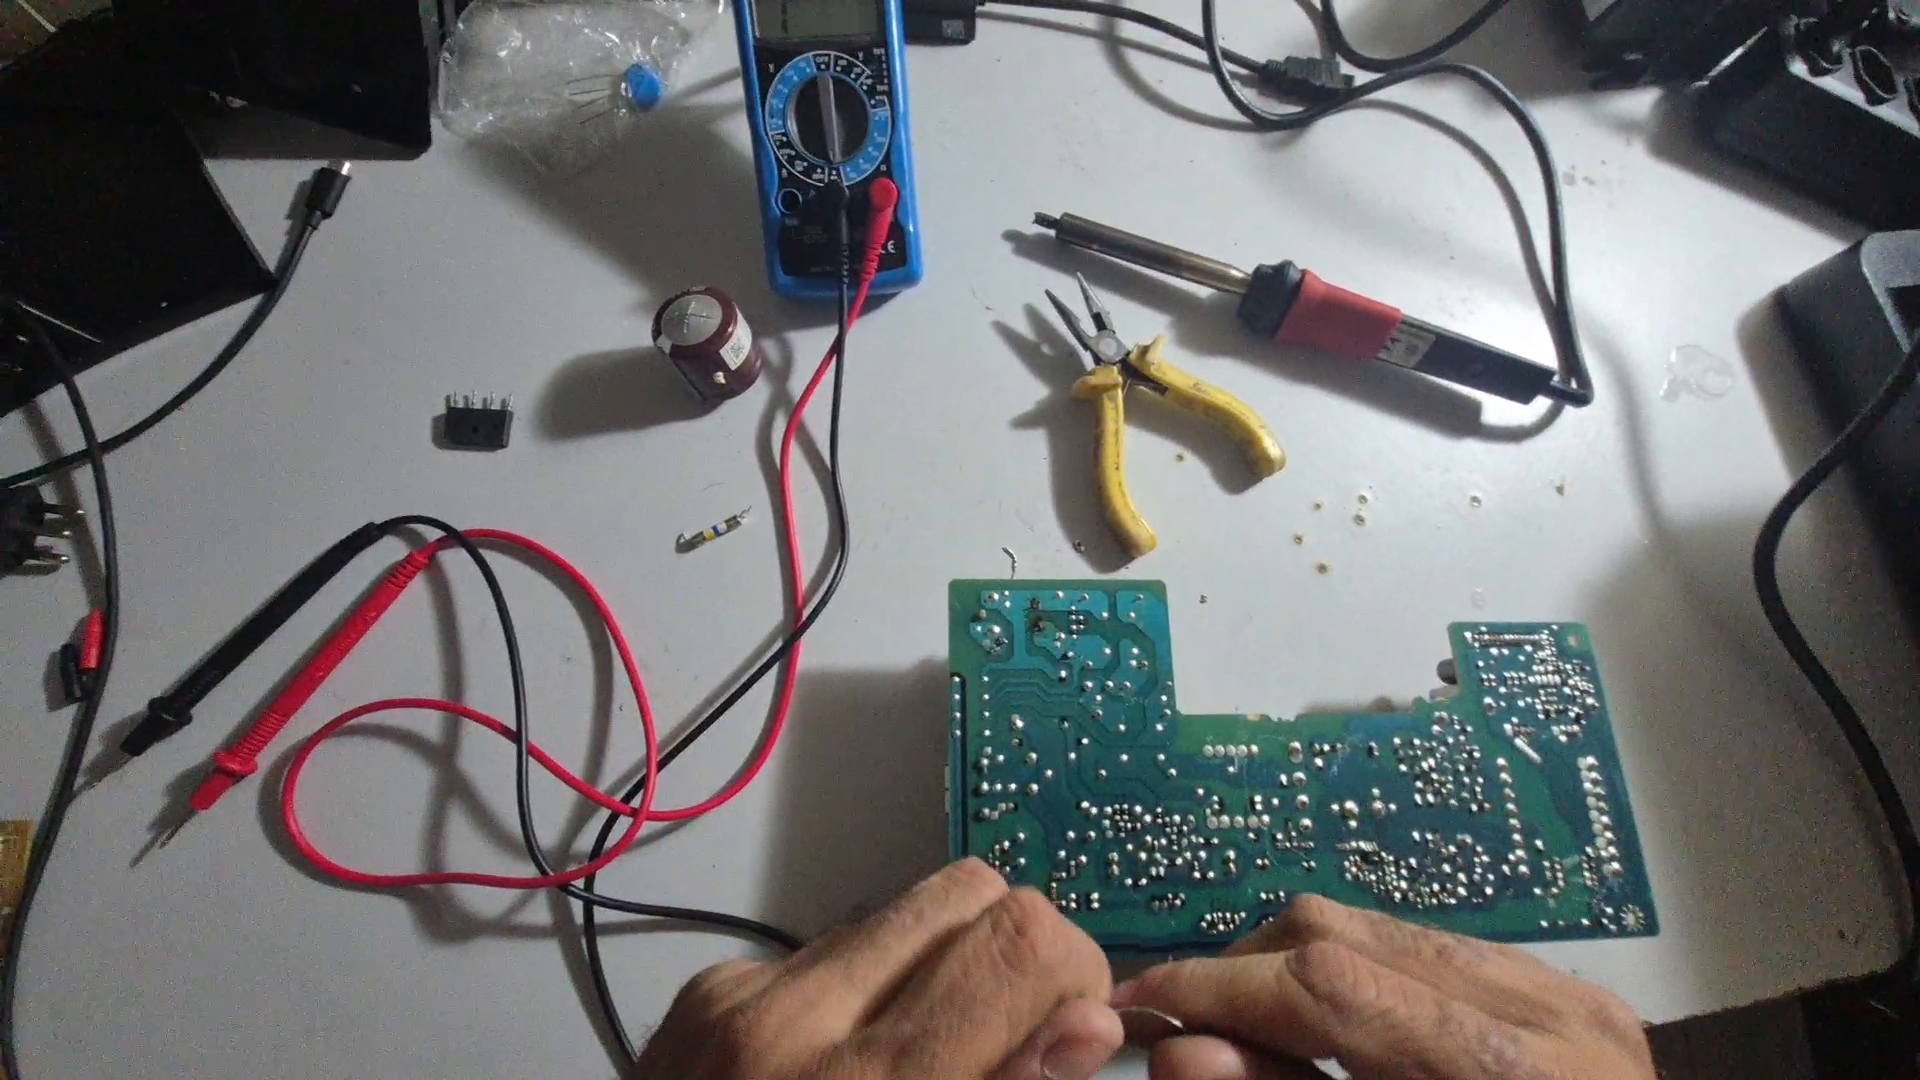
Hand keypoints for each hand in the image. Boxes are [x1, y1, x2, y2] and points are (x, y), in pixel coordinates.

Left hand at [634, 859, 1122, 1079]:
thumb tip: (1086, 1020)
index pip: (1013, 943)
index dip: (1071, 966)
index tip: (1070, 1019)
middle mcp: (794, 1018)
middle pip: (965, 890)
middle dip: (1010, 945)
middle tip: (1008, 1021)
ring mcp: (741, 991)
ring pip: (902, 906)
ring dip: (936, 962)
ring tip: (916, 1043)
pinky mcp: (710, 985)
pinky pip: (833, 942)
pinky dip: (866, 984)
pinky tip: (838, 1053)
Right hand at [1113, 894, 1653, 1079]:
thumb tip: (1179, 1047)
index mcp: (1520, 1076)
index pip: (1328, 986)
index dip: (1216, 988)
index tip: (1140, 1001)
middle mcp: (1545, 1004)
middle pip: (1333, 932)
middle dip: (1238, 974)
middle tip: (1191, 1025)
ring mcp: (1551, 988)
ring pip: (1359, 924)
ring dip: (1277, 966)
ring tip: (1249, 1026)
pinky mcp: (1542, 987)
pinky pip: (1398, 944)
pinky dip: (1332, 972)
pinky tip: (1319, 1022)